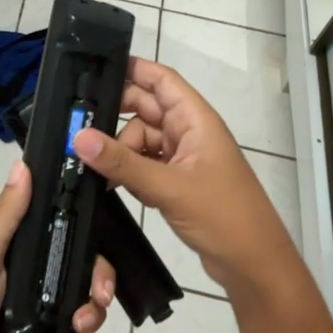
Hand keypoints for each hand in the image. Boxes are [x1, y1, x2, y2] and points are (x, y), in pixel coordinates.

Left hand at [0, 160, 115, 332]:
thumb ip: (4, 216)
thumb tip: (23, 164)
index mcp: (11, 244)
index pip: (55, 222)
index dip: (81, 222)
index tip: (102, 227)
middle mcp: (27, 268)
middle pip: (77, 258)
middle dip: (97, 271)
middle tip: (101, 291)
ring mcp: (37, 302)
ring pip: (81, 289)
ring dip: (94, 301)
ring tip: (86, 320)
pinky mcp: (43, 332)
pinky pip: (75, 320)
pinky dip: (85, 323)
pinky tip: (82, 331)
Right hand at [74, 57, 298, 296]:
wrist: (254, 265)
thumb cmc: (223, 215)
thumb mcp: (168, 187)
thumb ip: (122, 163)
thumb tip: (79, 137)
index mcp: (195, 119)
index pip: (161, 80)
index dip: (132, 68)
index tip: (93, 68)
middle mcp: (188, 132)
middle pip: (144, 109)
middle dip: (114, 116)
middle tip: (78, 127)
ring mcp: (182, 158)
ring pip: (140, 139)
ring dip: (119, 151)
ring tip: (95, 168)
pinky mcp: (176, 182)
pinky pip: (144, 164)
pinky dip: (127, 172)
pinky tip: (111, 185)